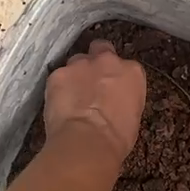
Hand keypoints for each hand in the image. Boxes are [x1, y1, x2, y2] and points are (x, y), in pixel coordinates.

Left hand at [43, 39, 145, 166]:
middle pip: (101, 49)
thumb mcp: (132, 117)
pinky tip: (59, 104)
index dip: (117, 78)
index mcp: (132, 72)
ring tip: (72, 96)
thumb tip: (113, 103)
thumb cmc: (116, 138)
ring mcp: (80, 64)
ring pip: (77, 61)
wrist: (87, 141)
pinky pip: (58, 76)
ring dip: (76, 74)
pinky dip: (58, 88)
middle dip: (97, 61)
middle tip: (92, 82)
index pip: (126, 67)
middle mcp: (107, 61)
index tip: (113, 91)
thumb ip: (123, 99)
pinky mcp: (57, 74)